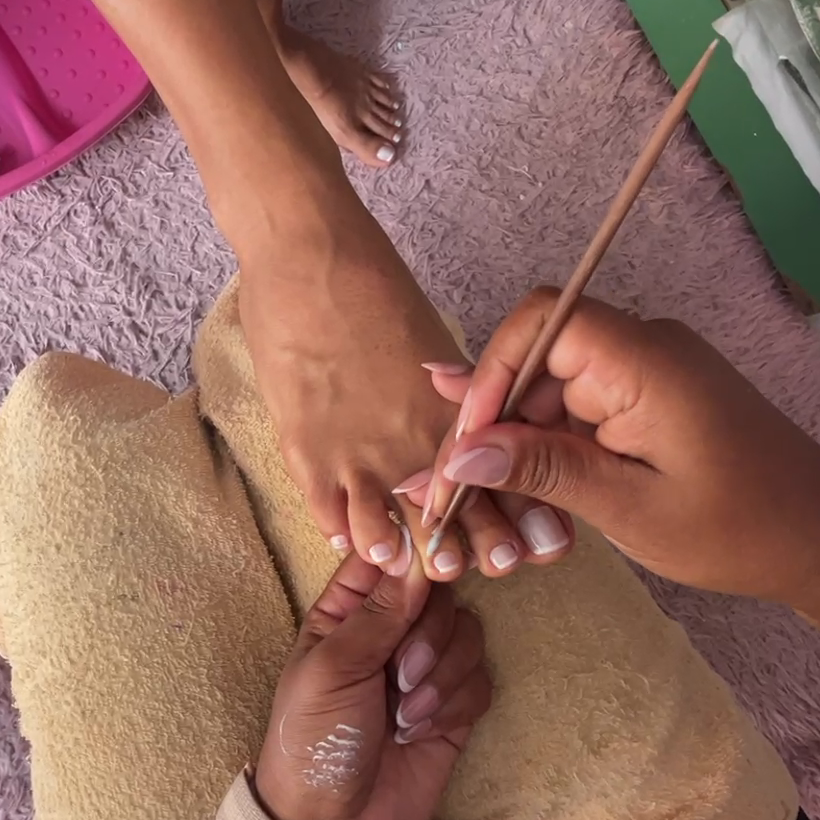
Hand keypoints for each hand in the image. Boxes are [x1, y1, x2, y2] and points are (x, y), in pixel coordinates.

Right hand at [238, 213, 571, 581]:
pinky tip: (349, 543)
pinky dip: (341, 525)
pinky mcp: (306, 445)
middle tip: (478, 566)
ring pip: (387, 512)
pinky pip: (326, 501)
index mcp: (447, 402)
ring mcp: (355, 444)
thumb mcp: (425, 331)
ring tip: (410, 562)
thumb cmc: (368, 281)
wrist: (306, 253)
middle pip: (446, 498)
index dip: (502, 498)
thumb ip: (446, 386)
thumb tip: (471, 422)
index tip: (514, 523)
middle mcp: (407, 433)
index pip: (487, 465)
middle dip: (467, 535)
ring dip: (401, 541)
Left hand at [252, 556, 491, 819]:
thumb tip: (419, 552)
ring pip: (467, 632)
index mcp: (348, 610)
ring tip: (404, 714)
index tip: (435, 565)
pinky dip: (456, 702)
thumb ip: (379, 611)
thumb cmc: (314, 738)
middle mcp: (389, 629)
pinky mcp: (454, 704)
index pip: (390, 557)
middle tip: (400, 677)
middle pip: (439, 593)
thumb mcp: (333, 668)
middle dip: (427, 635)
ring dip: (441, 675)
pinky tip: (421, 731)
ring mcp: (424, 666)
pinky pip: (481, 677)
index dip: (415, 555)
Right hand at [420, 287, 819, 607]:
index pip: (541, 321)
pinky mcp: (642, 400)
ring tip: (490, 503)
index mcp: (644, 361)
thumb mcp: (629, 507)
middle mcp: (639, 350)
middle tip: (456, 490)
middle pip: (535, 361)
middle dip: (491, 422)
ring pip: (546, 391)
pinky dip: (544, 449)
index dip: (491, 370)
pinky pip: (573, 411)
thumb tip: (459, 455)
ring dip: (514, 443)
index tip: (469, 439)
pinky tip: (520, 489)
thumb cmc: (739, 530)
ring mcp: (641, 374)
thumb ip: (542, 470)